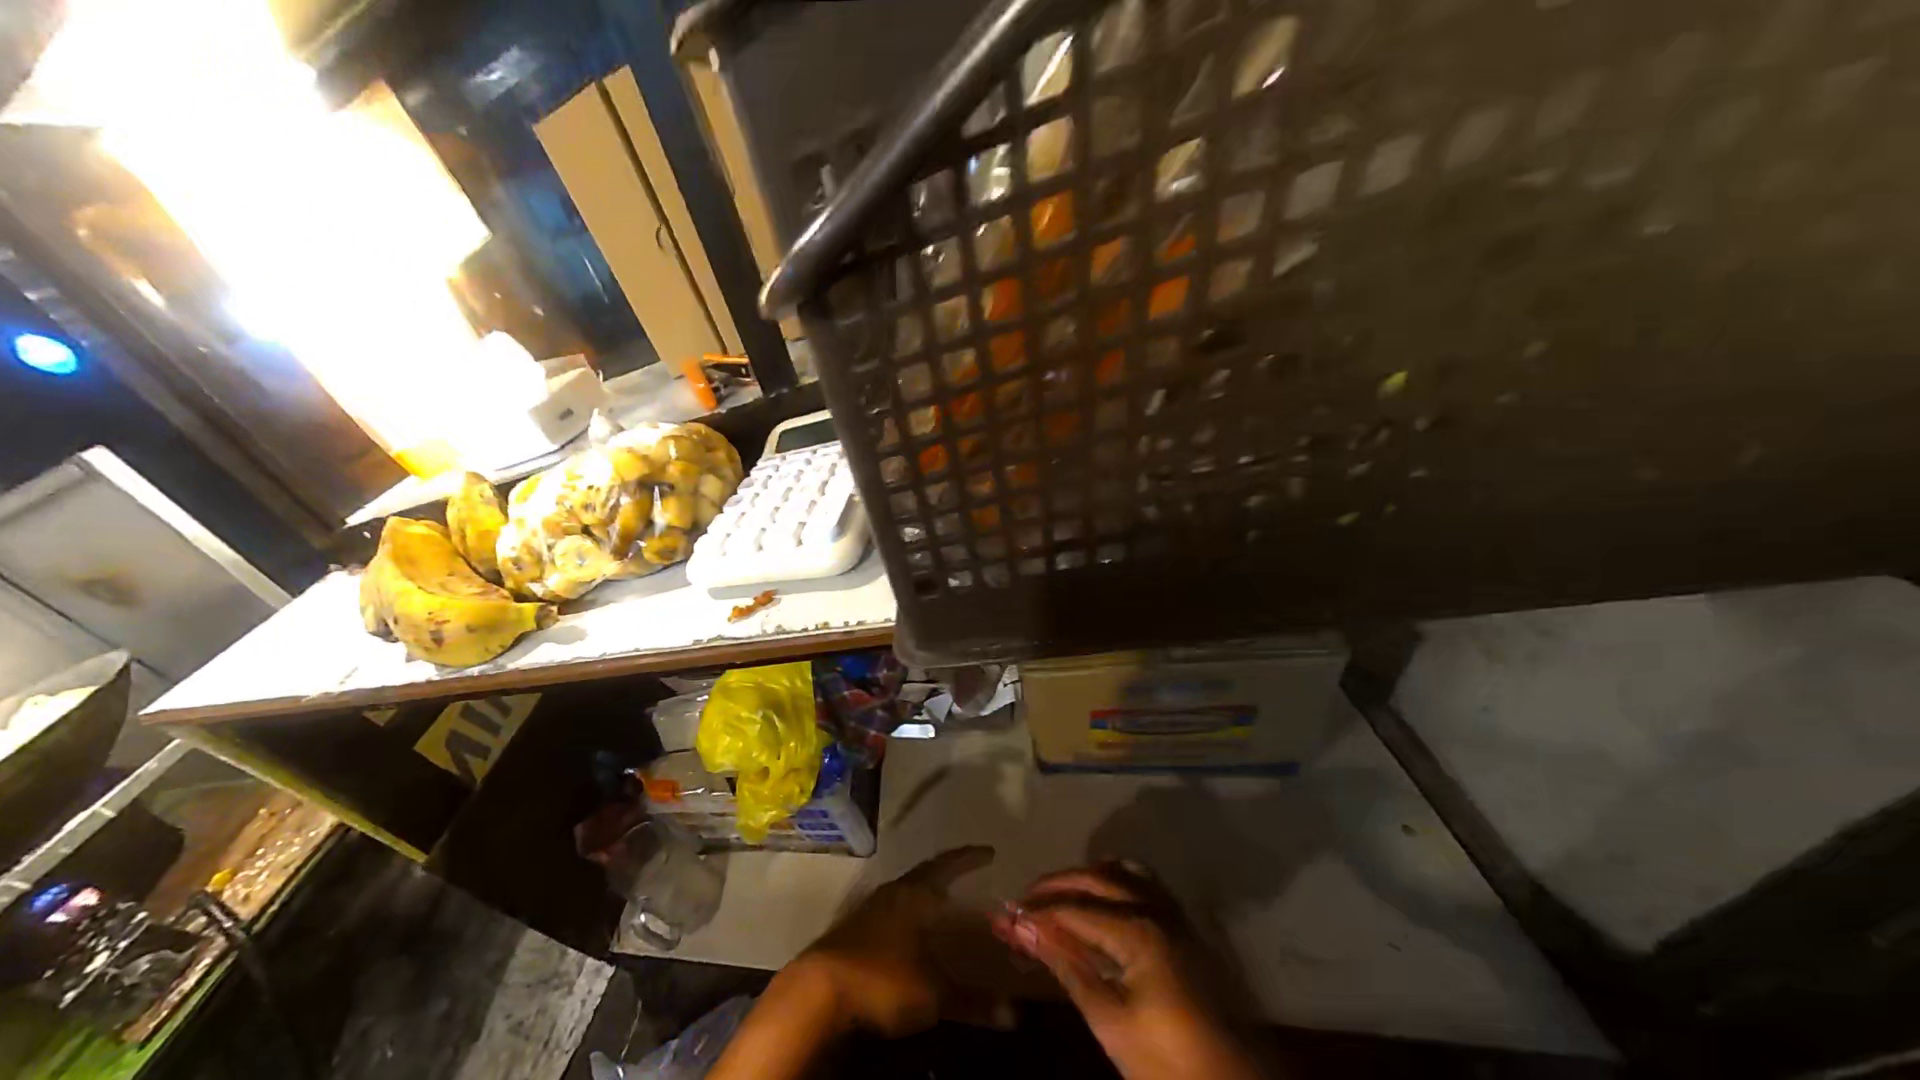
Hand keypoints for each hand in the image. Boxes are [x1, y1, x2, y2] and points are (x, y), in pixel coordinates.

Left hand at [785, 845, 1004, 1036]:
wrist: (817, 994)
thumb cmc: (882, 979)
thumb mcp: (932, 994)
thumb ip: (972, 1001)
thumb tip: (1012, 1015)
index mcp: (914, 894)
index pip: (947, 866)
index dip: (969, 858)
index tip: (990, 852)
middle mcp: (892, 893)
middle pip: (926, 876)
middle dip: (950, 875)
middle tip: (972, 877)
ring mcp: (869, 910)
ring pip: (907, 894)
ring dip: (927, 897)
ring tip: (948, 905)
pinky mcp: (853, 931)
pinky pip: (892, 913)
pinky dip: (910, 917)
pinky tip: (915, 933)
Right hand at [995, 862, 1266, 1079]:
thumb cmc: (1168, 1060)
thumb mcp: (1109, 1020)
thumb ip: (1066, 965)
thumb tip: (1022, 929)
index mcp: (1137, 930)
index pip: (1073, 908)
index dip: (1035, 912)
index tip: (1004, 918)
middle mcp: (1156, 908)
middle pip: (1095, 879)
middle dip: (1054, 887)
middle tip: (1021, 904)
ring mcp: (1174, 913)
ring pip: (1122, 871)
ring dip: (1085, 878)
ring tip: (1056, 897)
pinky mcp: (1184, 926)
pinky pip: (1143, 883)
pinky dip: (1114, 882)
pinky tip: (1099, 903)